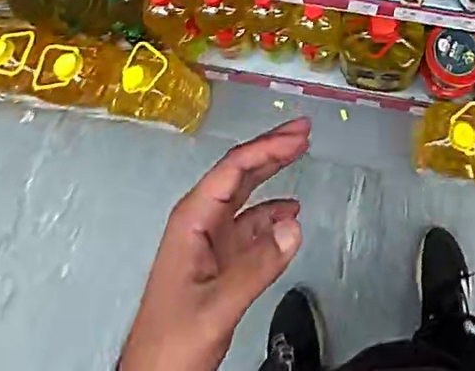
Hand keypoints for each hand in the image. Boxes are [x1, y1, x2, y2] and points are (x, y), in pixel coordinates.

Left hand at [121, 117, 310, 370]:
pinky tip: (290, 212)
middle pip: (239, 172)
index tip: (296, 136)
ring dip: (273, 172)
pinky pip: (250, 223)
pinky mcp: (220, 259)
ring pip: (246, 193)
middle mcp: (201, 220)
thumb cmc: (171, 343)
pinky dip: (272, 211)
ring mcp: (210, 239)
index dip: (266, 147)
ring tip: (300, 154)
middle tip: (302, 131)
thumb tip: (294, 226)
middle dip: (271, 148)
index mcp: (193, 219)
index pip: (233, 169)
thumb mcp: (215, 307)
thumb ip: (256, 266)